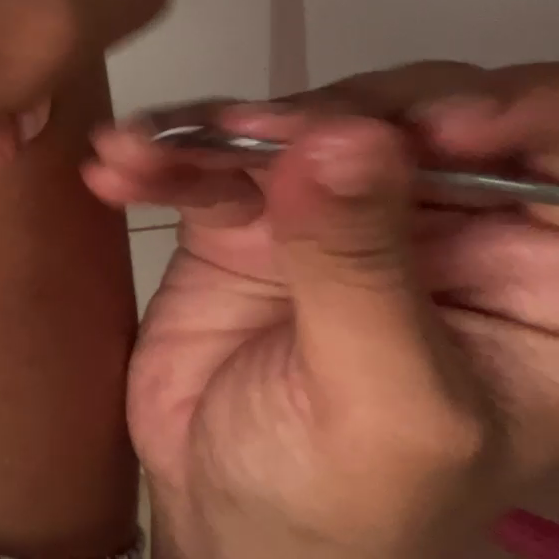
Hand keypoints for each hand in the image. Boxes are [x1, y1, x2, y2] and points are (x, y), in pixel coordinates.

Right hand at [89, 67, 558, 557]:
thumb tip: (344, 138)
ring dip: (204, 131)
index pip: (552, 158)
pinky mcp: (234, 221)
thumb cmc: (351, 492)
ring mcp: (323, 218)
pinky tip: (113, 170)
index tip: (418, 128)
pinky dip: (151, 158)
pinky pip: (197, 164)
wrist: (225, 514)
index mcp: (529, 276)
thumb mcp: (386, 396)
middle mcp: (434, 231)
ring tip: (136, 153)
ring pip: (283, 129)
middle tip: (250, 136)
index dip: (503, 115)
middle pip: (400, 119)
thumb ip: (364, 268)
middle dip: (324, 115)